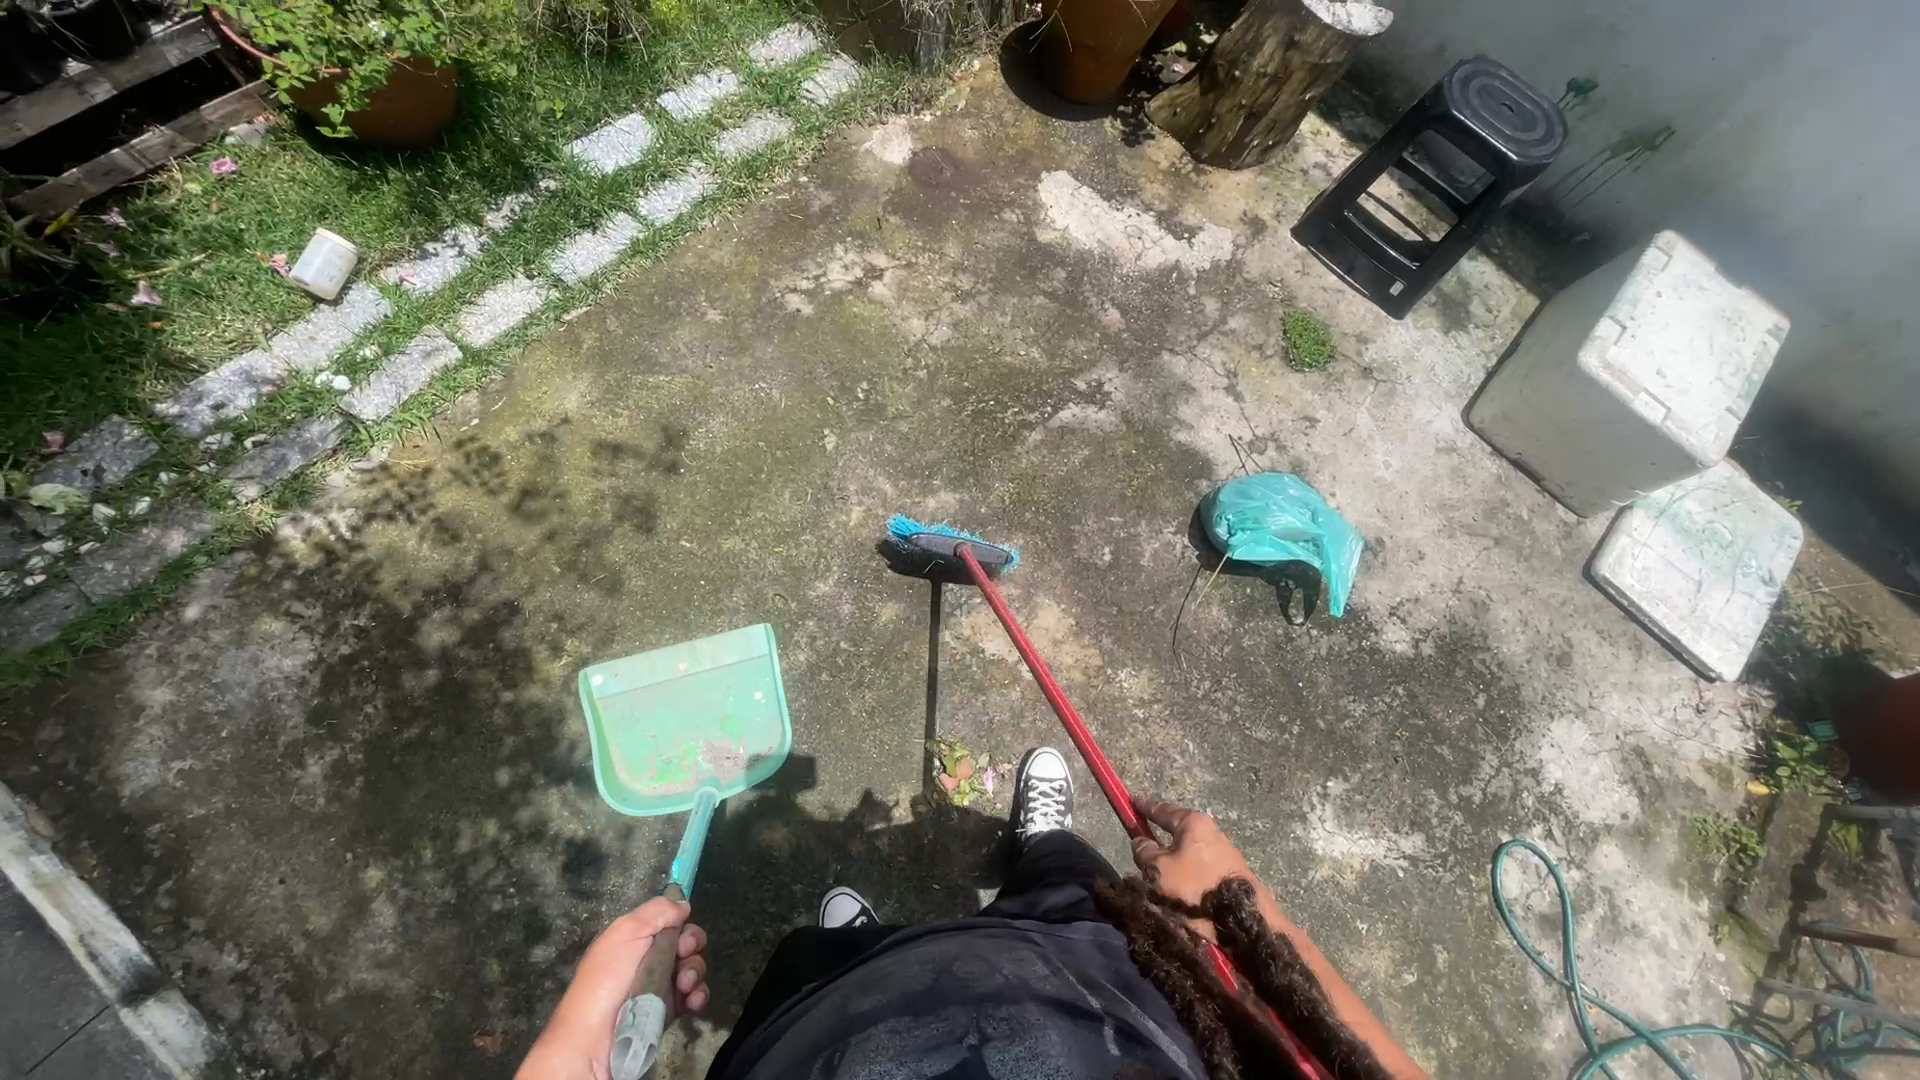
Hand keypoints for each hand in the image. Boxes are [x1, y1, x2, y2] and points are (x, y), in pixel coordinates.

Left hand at [515, 897, 708, 1079]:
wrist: (594, 1038)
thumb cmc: (608, 978)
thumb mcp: (627, 932)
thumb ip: (658, 911)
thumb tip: (683, 904)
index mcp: (636, 940)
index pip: (670, 923)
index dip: (681, 924)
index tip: (680, 934)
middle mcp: (650, 960)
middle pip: (686, 943)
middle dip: (692, 946)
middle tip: (684, 956)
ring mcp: (661, 986)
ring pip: (693, 968)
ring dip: (696, 971)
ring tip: (685, 984)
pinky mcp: (669, 1011)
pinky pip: (694, 996)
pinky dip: (698, 995)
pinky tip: (693, 1001)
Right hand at [1130, 797, 1258, 909]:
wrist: (1241, 923)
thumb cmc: (1195, 889)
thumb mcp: (1158, 870)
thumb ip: (1144, 852)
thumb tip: (1141, 842)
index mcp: (1194, 823)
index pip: (1163, 810)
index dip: (1145, 807)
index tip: (1132, 800)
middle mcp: (1212, 832)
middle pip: (1178, 832)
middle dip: (1161, 839)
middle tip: (1144, 847)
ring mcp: (1226, 854)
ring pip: (1189, 853)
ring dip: (1175, 862)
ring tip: (1162, 879)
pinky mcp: (1233, 876)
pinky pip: (1201, 870)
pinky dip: (1188, 876)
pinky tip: (1182, 891)